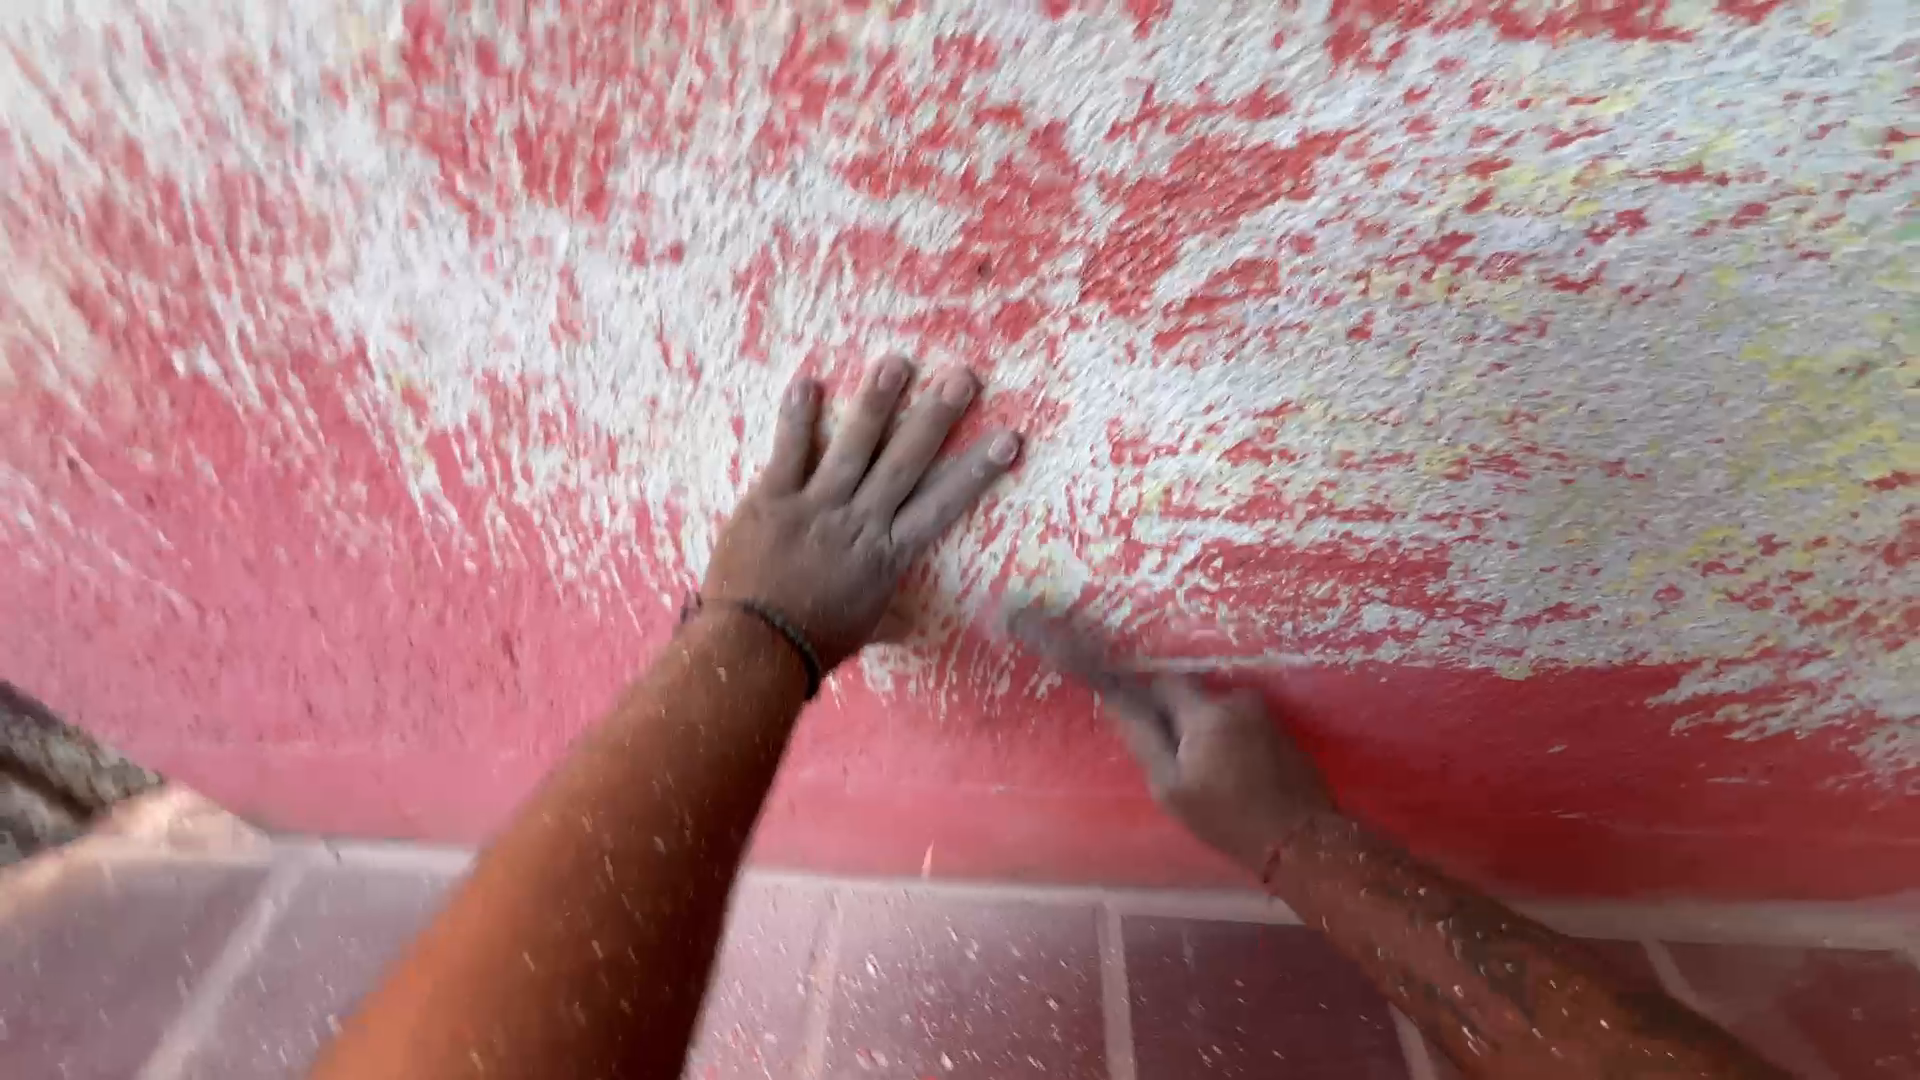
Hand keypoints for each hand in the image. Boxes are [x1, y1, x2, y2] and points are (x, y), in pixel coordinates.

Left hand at [703, 356, 1021, 669]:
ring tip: (897, 363)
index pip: (943, 504)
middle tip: (962, 377)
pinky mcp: (772, 500)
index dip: (978, 470)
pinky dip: (798, 418)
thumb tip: (908, 623)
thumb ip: (888, 612)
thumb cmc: (815, 642)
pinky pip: (788, 452)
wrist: (755, 650)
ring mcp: (816, 506)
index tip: (1008, 438)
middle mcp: (860, 521)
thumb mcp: (866, 627)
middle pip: (905, 462)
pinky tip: (807, 381)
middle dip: (935, 417)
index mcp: (889, 553)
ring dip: (876, 403)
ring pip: (852, 447)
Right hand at [1010, 613, 1335, 870]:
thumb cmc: (1226, 818)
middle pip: (1190, 694)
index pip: (1163, 682)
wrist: (1301, 842)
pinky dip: (1227, 737)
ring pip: (1214, 708)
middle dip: (1176, 718)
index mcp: (1207, 711)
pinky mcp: (1280, 728)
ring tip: (1206, 770)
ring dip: (1203, 728)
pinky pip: (1238, 720)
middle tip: (1175, 759)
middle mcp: (1236, 699)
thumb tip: (1115, 701)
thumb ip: (1142, 738)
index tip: (1142, 725)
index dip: (1148, 700)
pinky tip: (1231, 770)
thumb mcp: (1170, 787)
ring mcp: (1263, 713)